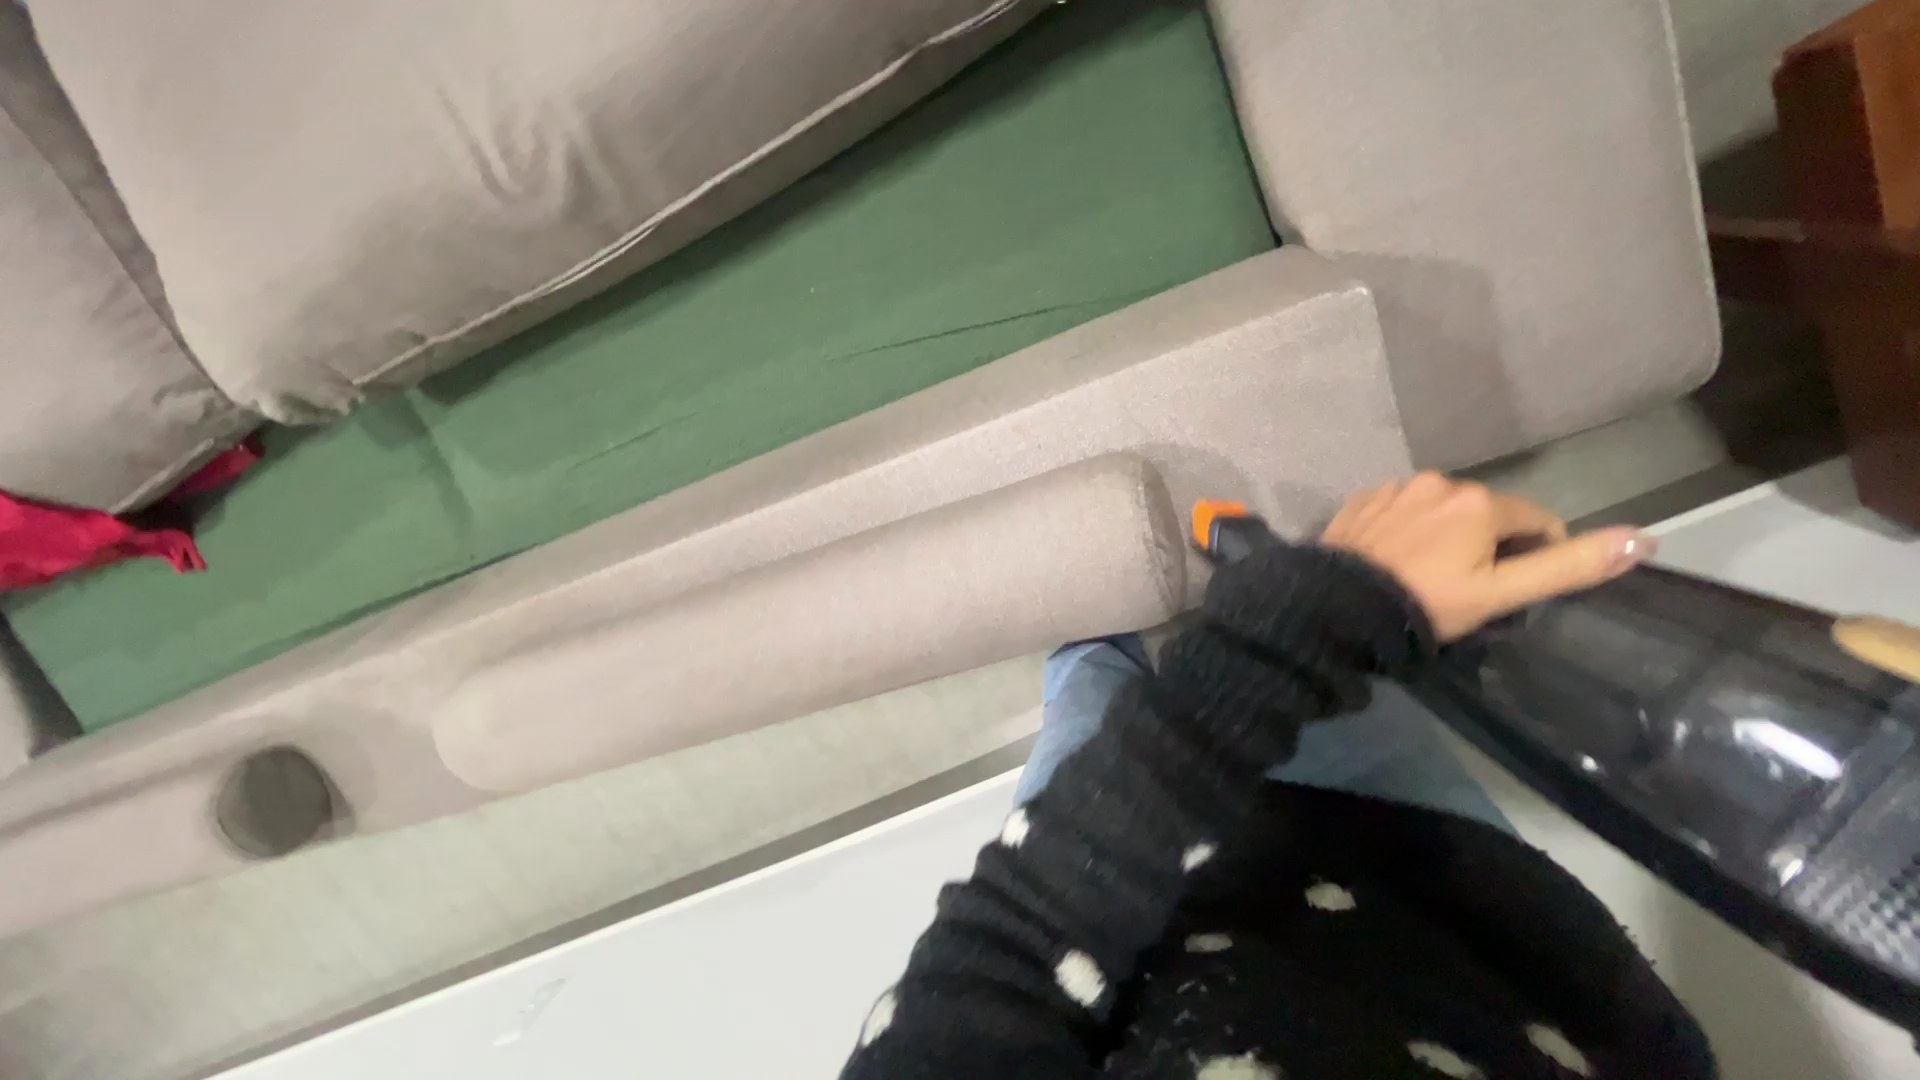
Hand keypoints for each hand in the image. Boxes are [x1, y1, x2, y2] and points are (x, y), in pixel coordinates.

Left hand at [1319, 472, 1653, 641]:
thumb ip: (1567, 565)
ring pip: (1440, 508)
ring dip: (1445, 532)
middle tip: (1465, 585)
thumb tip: (1643, 538)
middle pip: (1485, 512)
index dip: (1534, 553)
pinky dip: (1406, 528)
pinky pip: (1400, 509)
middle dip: (1487, 542)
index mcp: (1480, 501)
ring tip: (1426, 573)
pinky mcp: (1361, 500)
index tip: (1510, 586)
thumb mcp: (1500, 593)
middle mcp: (1438, 482)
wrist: (1336, 605)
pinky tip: (1394, 557)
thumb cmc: (1424, 602)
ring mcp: (1394, 488)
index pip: (1535, 520)